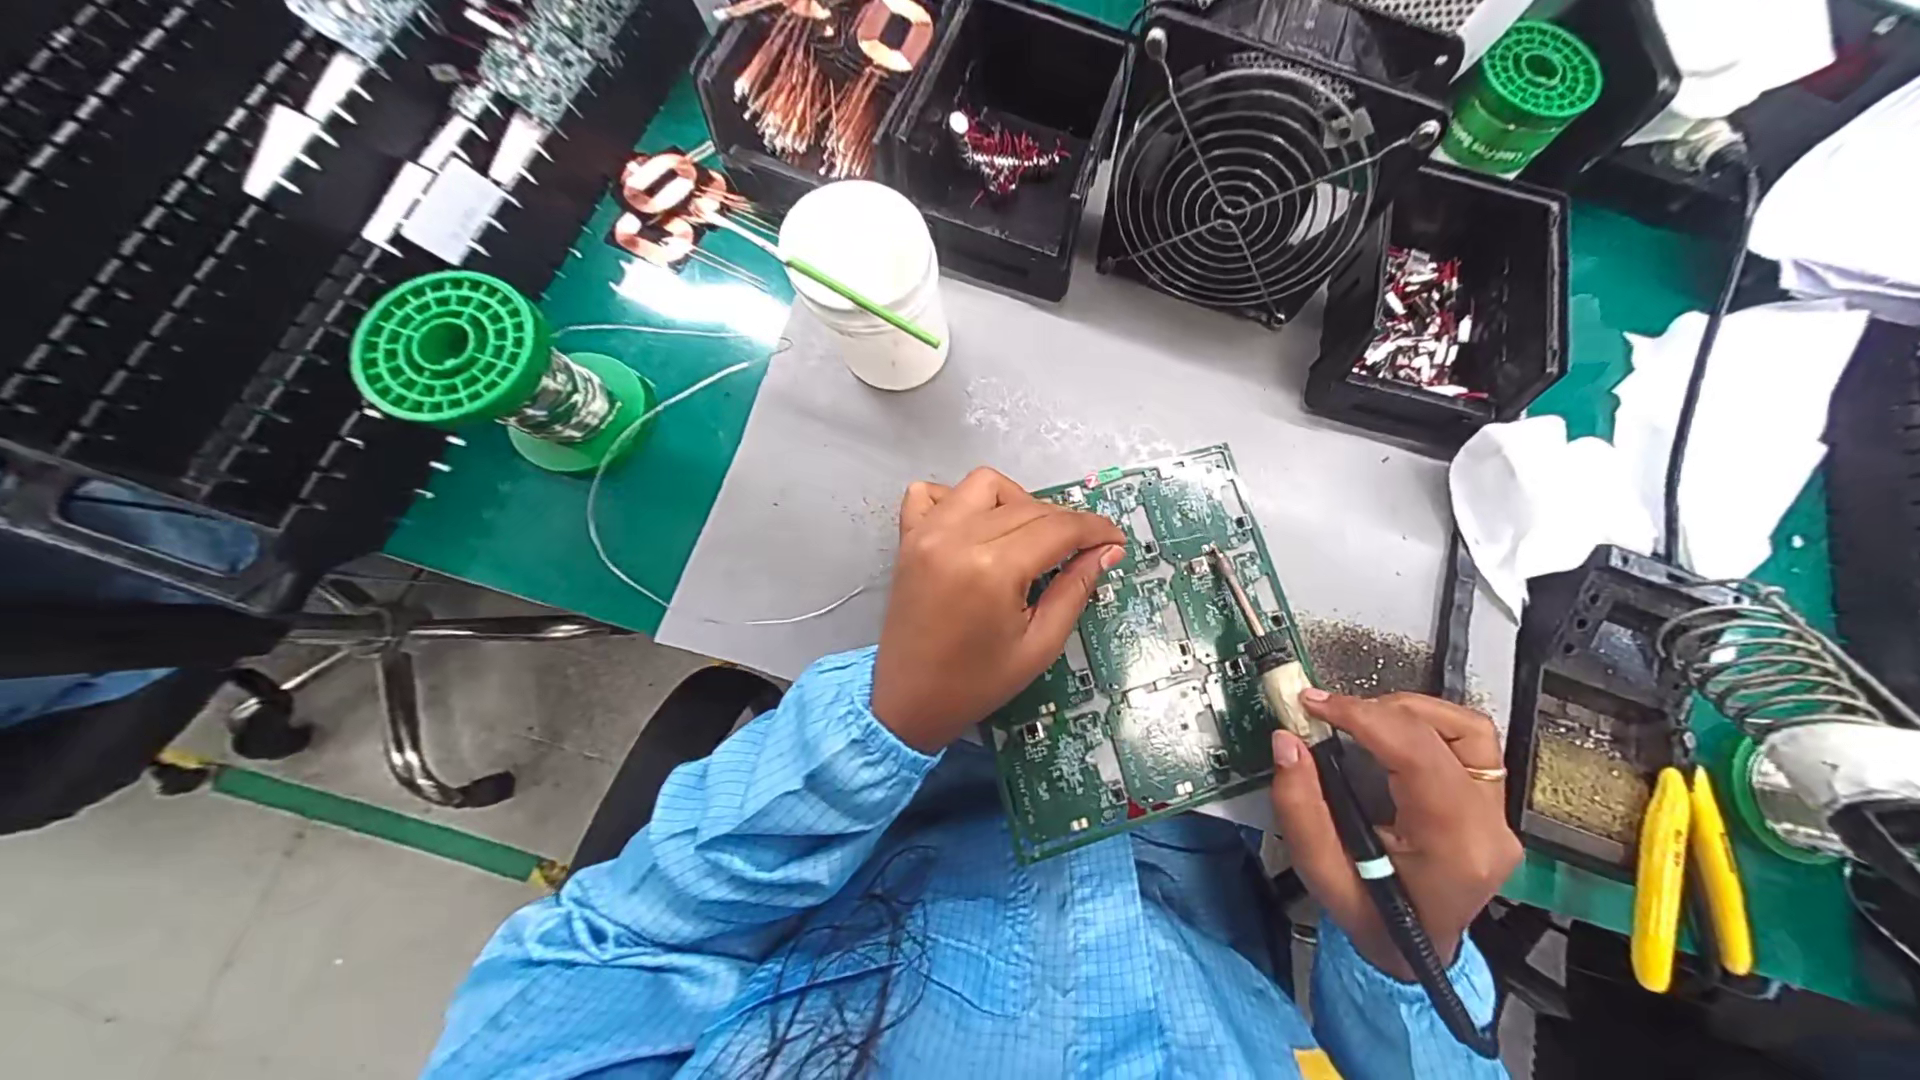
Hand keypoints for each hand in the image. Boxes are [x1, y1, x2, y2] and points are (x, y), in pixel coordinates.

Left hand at [871, 467, 1125, 752]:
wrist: (910, 701)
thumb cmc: (977, 683)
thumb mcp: (1040, 645)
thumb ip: (1074, 589)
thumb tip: (1106, 550)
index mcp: (993, 569)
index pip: (1058, 528)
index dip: (1095, 529)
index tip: (1114, 540)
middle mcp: (957, 538)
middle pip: (1028, 505)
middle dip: (1064, 522)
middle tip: (1078, 550)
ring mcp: (927, 533)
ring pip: (985, 485)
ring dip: (1016, 501)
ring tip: (1028, 537)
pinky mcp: (907, 538)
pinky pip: (930, 493)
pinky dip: (957, 499)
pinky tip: (976, 526)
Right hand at [1268, 690, 1521, 979]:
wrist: (1412, 950)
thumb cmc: (1369, 914)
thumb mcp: (1320, 870)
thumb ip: (1300, 807)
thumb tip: (1287, 742)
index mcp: (1454, 847)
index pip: (1418, 754)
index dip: (1362, 716)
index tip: (1313, 703)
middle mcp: (1488, 827)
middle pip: (1447, 734)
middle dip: (1376, 710)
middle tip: (1325, 711)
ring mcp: (1497, 815)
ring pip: (1467, 729)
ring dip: (1406, 711)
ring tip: (1357, 718)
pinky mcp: (1490, 804)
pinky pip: (1469, 741)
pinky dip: (1423, 722)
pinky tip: (1386, 730)